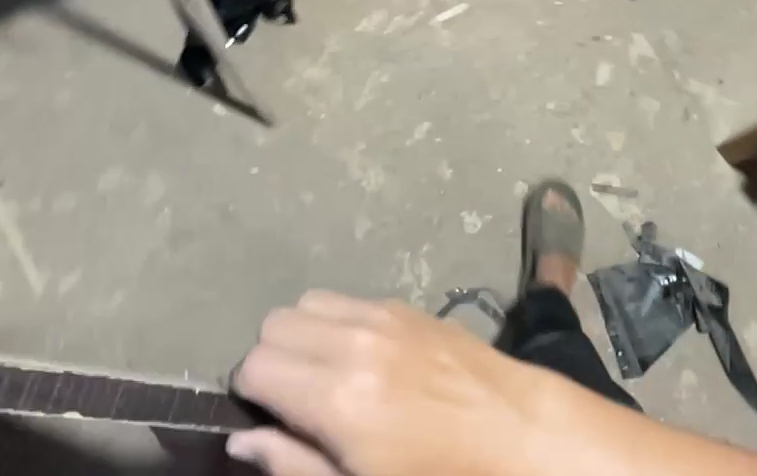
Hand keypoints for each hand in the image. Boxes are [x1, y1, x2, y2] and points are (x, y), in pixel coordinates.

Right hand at [228, 290, 547, 475]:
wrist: (515, 431)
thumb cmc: (435, 473)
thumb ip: (293, 463)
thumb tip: (242, 436)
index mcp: (339, 395)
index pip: (255, 364)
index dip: (250, 393)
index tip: (269, 416)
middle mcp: (355, 341)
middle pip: (276, 322)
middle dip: (272, 358)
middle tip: (294, 397)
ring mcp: (384, 315)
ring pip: (308, 301)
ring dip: (303, 333)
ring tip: (324, 373)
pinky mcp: (406, 305)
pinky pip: (348, 298)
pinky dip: (338, 321)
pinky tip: (361, 357)